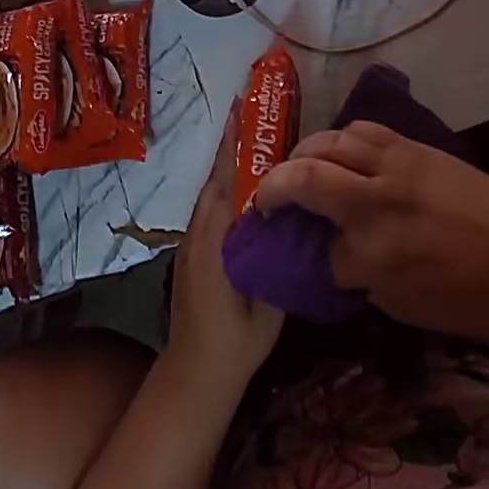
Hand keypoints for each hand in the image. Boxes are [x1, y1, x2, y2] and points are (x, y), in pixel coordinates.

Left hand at [166, 110, 283, 394]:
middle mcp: (197, 234)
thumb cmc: (233, 345)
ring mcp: (192, 243)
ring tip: (253, 143)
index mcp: (213, 243)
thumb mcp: (267, 308)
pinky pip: (210, 211)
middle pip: (214, 182)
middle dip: (231, 148)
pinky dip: (225, 190)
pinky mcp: (193, 253)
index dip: (232, 149)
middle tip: (254, 116)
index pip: (223, 185)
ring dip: (227, 168)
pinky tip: (246, 191)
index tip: (241, 114)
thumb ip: (277, 264)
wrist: (194, 374)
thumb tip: (296, 223)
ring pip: (210, 195)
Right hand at [254, 120, 488, 340]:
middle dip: (273, 190)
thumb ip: (364, 280)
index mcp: (376, 255)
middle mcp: (375, 203)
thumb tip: (337, 260)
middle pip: (303, 179)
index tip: (303, 261)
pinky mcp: (410, 147)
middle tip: (265, 202)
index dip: (305, 260)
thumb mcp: (411, 308)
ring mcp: (393, 167)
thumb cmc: (478, 294)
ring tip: (294, 169)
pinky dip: (336, 140)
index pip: (318, 254)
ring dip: (299, 156)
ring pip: (326, 143)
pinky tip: (336, 153)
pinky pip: (359, 130)